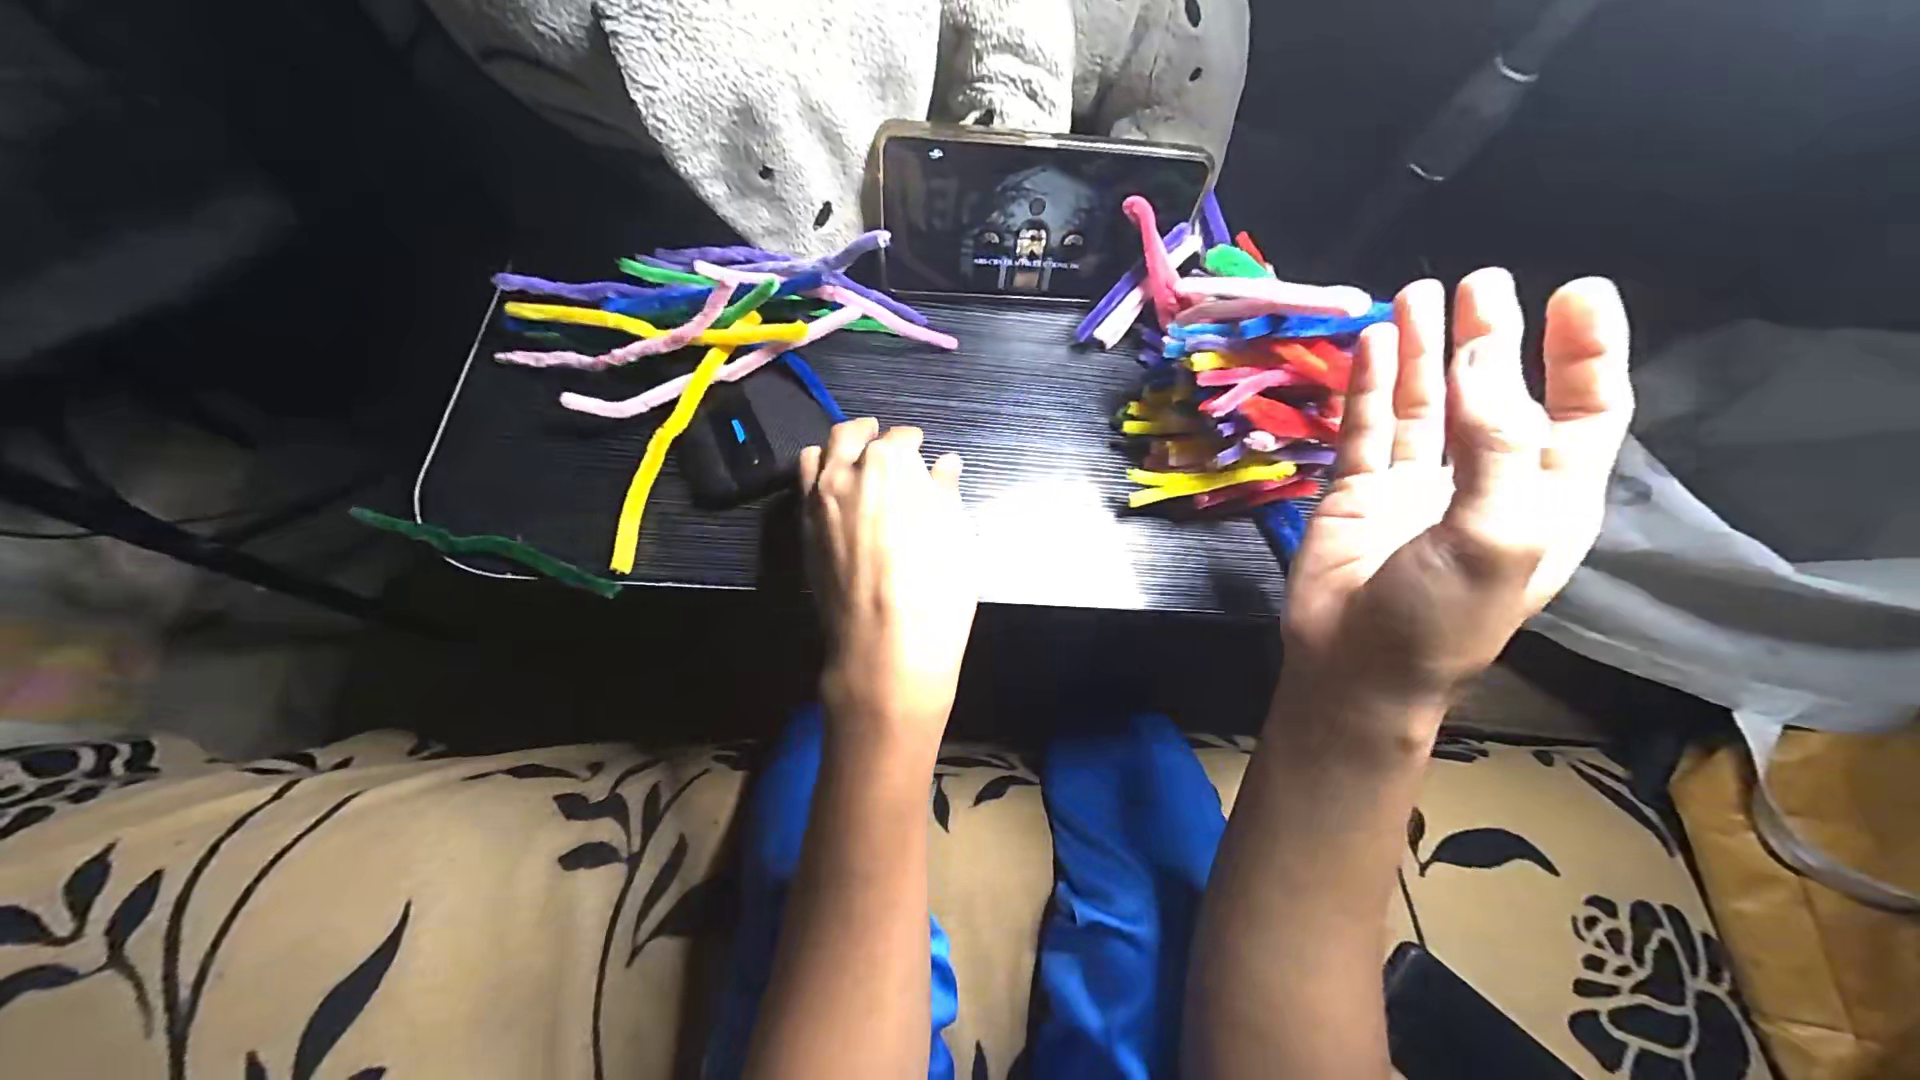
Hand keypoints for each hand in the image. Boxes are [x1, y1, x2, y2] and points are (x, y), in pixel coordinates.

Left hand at [798, 419, 977, 753]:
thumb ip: (945, 491)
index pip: (899, 438)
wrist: (885, 647)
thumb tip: (944, 464)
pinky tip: (834, 493)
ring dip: (836, 450)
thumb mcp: (957, 534)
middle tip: (882, 438)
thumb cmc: (936, 589)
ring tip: (852, 460)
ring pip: (816, 455)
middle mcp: (845, 473)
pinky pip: (803, 489)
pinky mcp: (802, 532)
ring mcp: (816, 503)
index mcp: (889, 465)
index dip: (913, 440)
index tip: (921, 446)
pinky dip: (817, 478)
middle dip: (868, 432)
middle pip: (850, 435)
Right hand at [1280, 268, 1632, 727]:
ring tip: (1418, 294)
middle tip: (1481, 284)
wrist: (1354, 663)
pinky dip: (1365, 387)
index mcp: (1540, 498)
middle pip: (1493, 396)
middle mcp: (1480, 483)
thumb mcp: (1498, 535)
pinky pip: (1363, 429)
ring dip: (1421, 351)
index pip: (1581, 413)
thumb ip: (1495, 443)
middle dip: (1491, 338)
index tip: (1575, 294)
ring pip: (1420, 404)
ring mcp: (1413, 485)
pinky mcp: (1356, 490)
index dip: (1585, 354)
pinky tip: (1370, 345)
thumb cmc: (1443, 616)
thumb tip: (1475, 355)